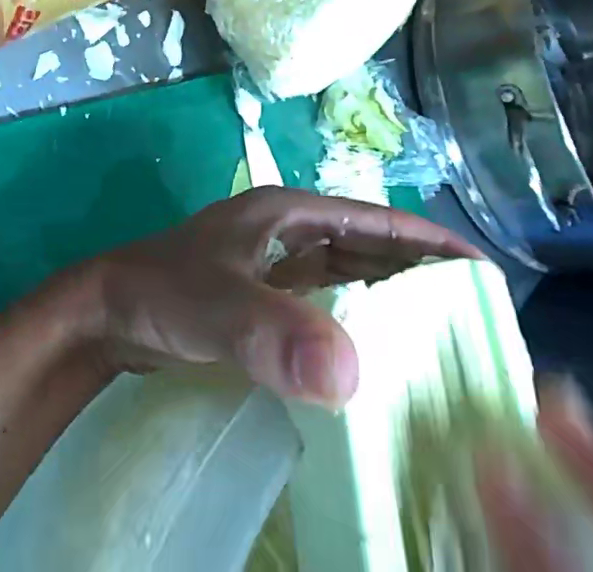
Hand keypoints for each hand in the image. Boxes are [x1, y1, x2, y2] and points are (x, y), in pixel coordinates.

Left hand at [82, 187, 482, 405]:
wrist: (103, 316)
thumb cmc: (160, 294)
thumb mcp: (217, 306)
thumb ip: (274, 333)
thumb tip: (352, 378)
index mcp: (286, 215)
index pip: (375, 221)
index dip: (431, 244)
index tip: (489, 282)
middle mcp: (285, 235)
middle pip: (369, 252)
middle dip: (421, 282)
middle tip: (480, 333)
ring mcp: (272, 269)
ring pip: (348, 283)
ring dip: (390, 308)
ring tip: (445, 353)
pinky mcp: (260, 302)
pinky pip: (323, 311)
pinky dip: (354, 330)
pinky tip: (378, 365)